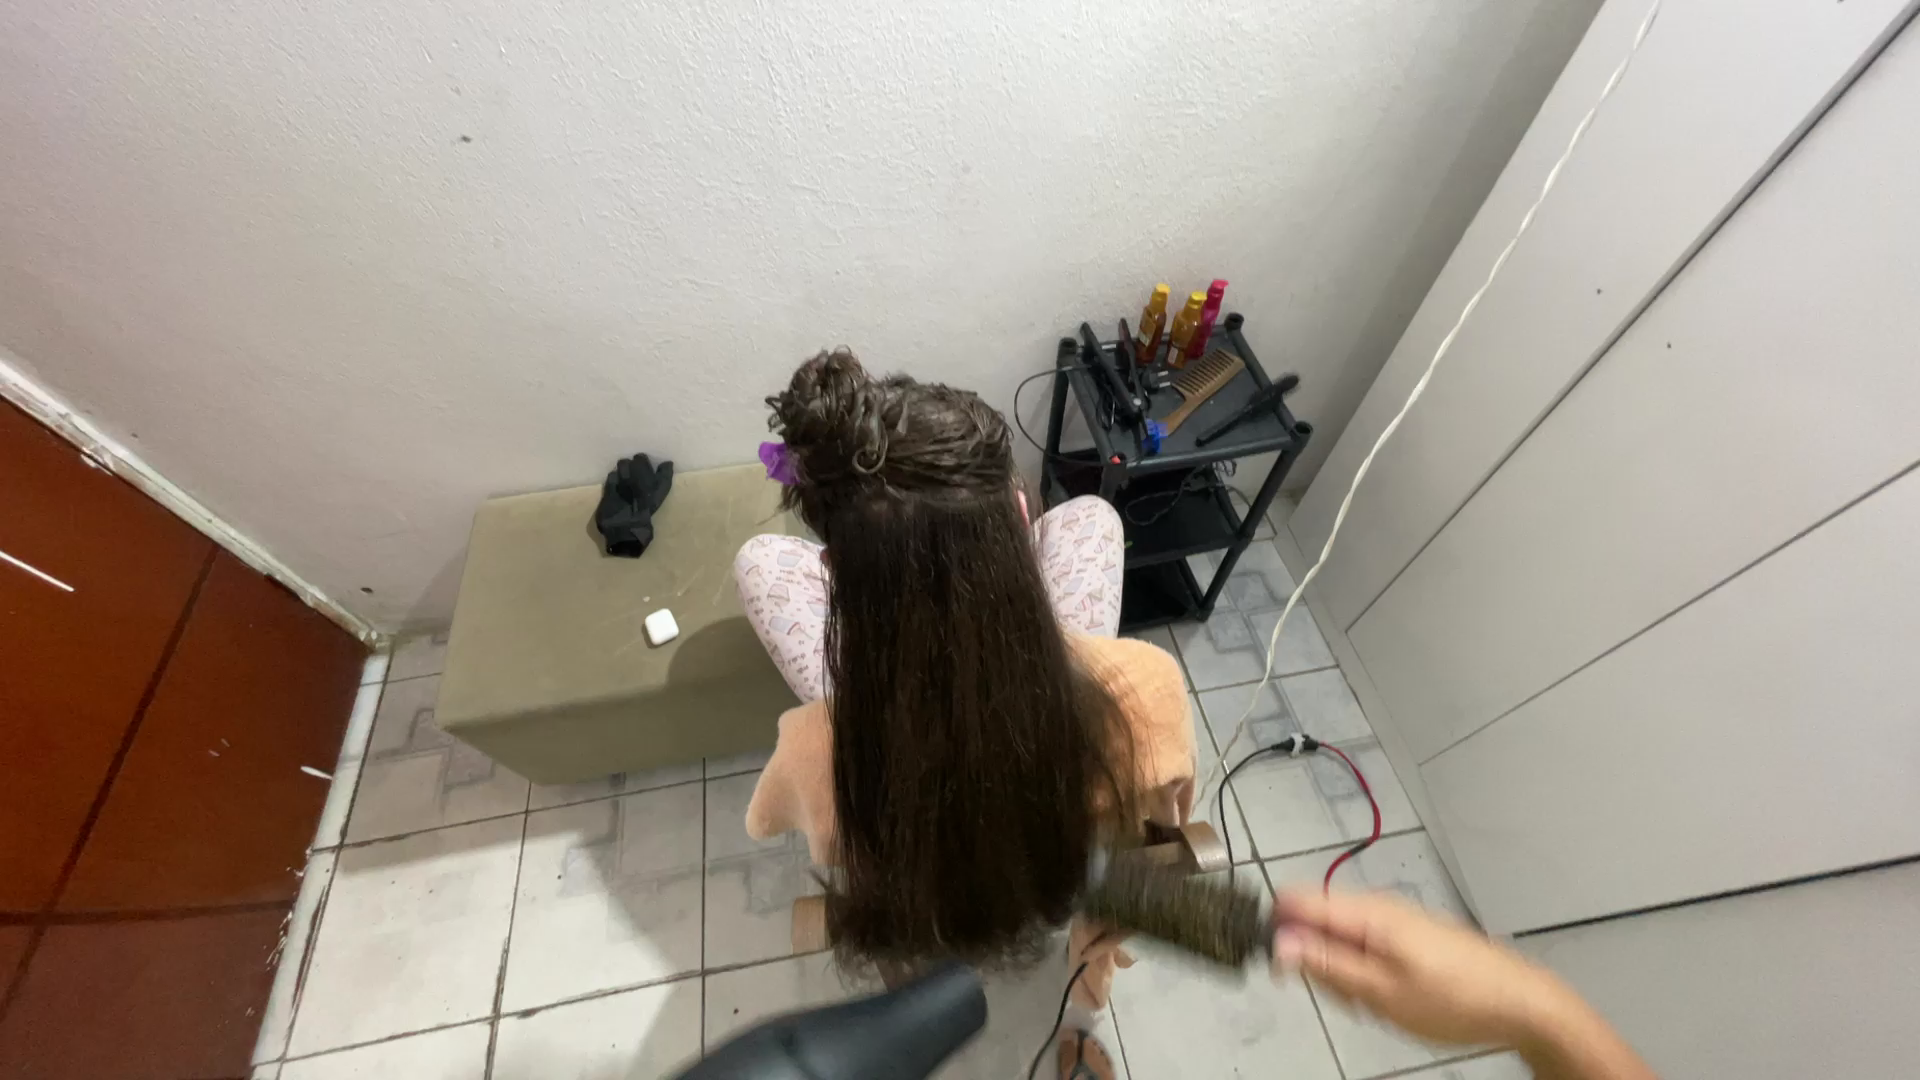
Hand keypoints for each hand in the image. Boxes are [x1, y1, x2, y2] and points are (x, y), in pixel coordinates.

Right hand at [1270, 888, 1579, 1048]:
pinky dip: (1365, 968)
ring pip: (1339, 935)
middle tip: (1348, 999)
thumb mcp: (1382, 993)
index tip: (1284, 969)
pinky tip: (1390, 995)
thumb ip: (1326, 964)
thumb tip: (1278, 941)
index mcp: (1361, 911)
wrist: (1525, 1003)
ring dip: (1342, 968)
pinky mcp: (1406, 931)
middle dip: (1318, 959)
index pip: (1294, 899)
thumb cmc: (1451, 999)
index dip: (1278, 928)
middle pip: (1315, 920)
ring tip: (1373, 1002)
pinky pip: (1364, 942)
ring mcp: (1391, 916)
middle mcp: (1372, 904)